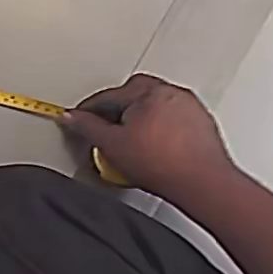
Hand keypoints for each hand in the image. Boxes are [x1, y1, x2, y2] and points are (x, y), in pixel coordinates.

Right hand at [59, 74, 238, 204]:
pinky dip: (156, 128)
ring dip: (137, 118)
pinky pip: (170, 118)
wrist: (200, 182)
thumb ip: (86, 127)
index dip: (87, 111)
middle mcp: (171, 93)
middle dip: (115, 109)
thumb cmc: (163, 163)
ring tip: (127, 142)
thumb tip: (71, 117)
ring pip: (153, 105)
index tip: (78, 121)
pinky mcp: (200, 123)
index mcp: (148, 91)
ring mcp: (189, 107)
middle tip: (105, 129)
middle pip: (132, 94)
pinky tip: (150, 148)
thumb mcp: (110, 144)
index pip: (107, 96)